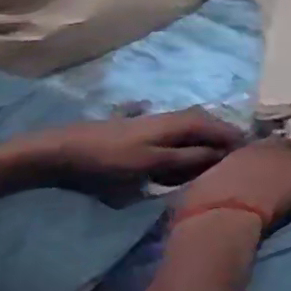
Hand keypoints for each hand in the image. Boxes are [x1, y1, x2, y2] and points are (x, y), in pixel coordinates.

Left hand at [28, 109, 244, 184]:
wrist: (53, 151)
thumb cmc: (107, 159)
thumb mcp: (154, 163)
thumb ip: (194, 158)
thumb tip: (226, 155)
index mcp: (192, 122)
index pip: (233, 134)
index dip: (238, 152)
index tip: (232, 172)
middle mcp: (185, 115)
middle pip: (217, 134)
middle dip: (216, 153)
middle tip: (204, 175)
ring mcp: (164, 118)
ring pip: (197, 135)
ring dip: (197, 152)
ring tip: (184, 172)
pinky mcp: (146, 125)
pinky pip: (175, 136)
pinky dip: (177, 145)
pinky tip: (167, 154)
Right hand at [176, 139, 290, 229]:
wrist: (225, 216)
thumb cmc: (200, 204)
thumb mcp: (205, 180)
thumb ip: (221, 171)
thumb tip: (223, 174)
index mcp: (242, 149)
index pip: (262, 142)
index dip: (267, 150)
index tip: (269, 156)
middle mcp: (270, 149)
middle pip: (287, 145)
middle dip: (288, 151)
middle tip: (290, 160)